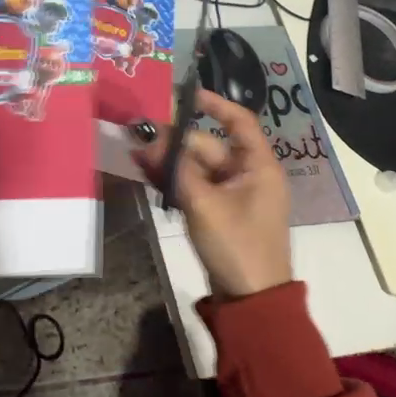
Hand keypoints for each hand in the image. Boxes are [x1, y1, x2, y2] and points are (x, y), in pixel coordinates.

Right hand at [134, 90, 292, 298]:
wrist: (251, 302)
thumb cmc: (237, 246)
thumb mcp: (203, 204)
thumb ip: (175, 168)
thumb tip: (147, 137)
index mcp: (258, 166)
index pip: (239, 121)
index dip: (213, 103)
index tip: (182, 94)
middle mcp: (248, 174)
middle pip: (208, 144)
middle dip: (174, 140)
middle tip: (139, 137)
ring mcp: (234, 194)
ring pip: (197, 165)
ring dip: (170, 160)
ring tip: (137, 155)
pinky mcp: (221, 211)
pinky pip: (195, 184)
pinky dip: (175, 179)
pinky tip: (149, 175)